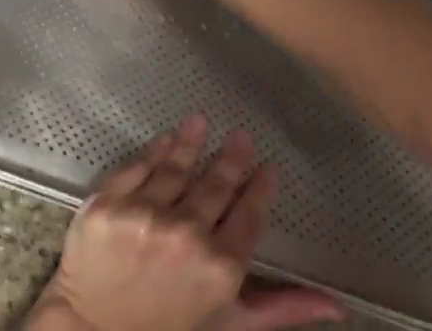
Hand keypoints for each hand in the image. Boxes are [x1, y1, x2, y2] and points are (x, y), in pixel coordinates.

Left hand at [27, 116, 342, 330]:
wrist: (92, 330)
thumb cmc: (168, 329)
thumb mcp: (230, 324)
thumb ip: (282, 307)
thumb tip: (338, 305)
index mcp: (220, 267)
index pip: (249, 215)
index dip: (260, 188)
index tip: (268, 167)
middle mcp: (186, 235)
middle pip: (216, 185)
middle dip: (231, 159)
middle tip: (241, 137)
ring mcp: (144, 215)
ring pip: (176, 168)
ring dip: (191, 143)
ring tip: (202, 122)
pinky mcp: (108, 202)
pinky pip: (137, 167)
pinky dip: (154, 150)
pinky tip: (165, 138)